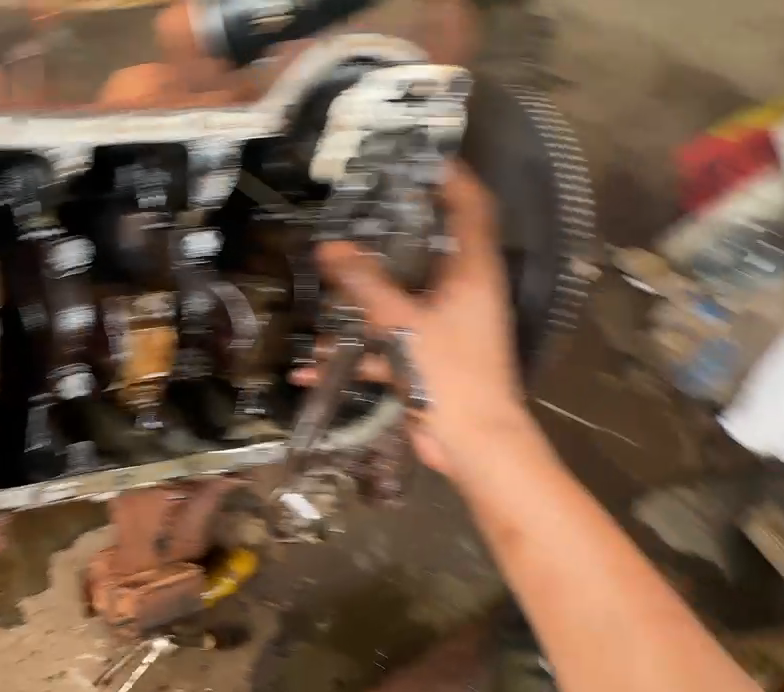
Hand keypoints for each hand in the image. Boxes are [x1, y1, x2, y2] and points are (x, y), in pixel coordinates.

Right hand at [310, 164, 534, 475]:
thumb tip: (329, 248)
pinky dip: (351, 357)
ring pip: (397, 302)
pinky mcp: (423, 360)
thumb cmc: (451, 371)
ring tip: (320, 291)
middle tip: (351, 221)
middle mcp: (460, 293)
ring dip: (360, 303)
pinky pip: (382, 349)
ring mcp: (441, 328)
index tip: (420, 159)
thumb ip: (366, 285)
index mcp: (472, 272)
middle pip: (426, 253)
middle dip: (389, 239)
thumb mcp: (404, 322)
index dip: (452, 179)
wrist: (471, 439)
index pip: (470, 209)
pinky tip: (311, 369)